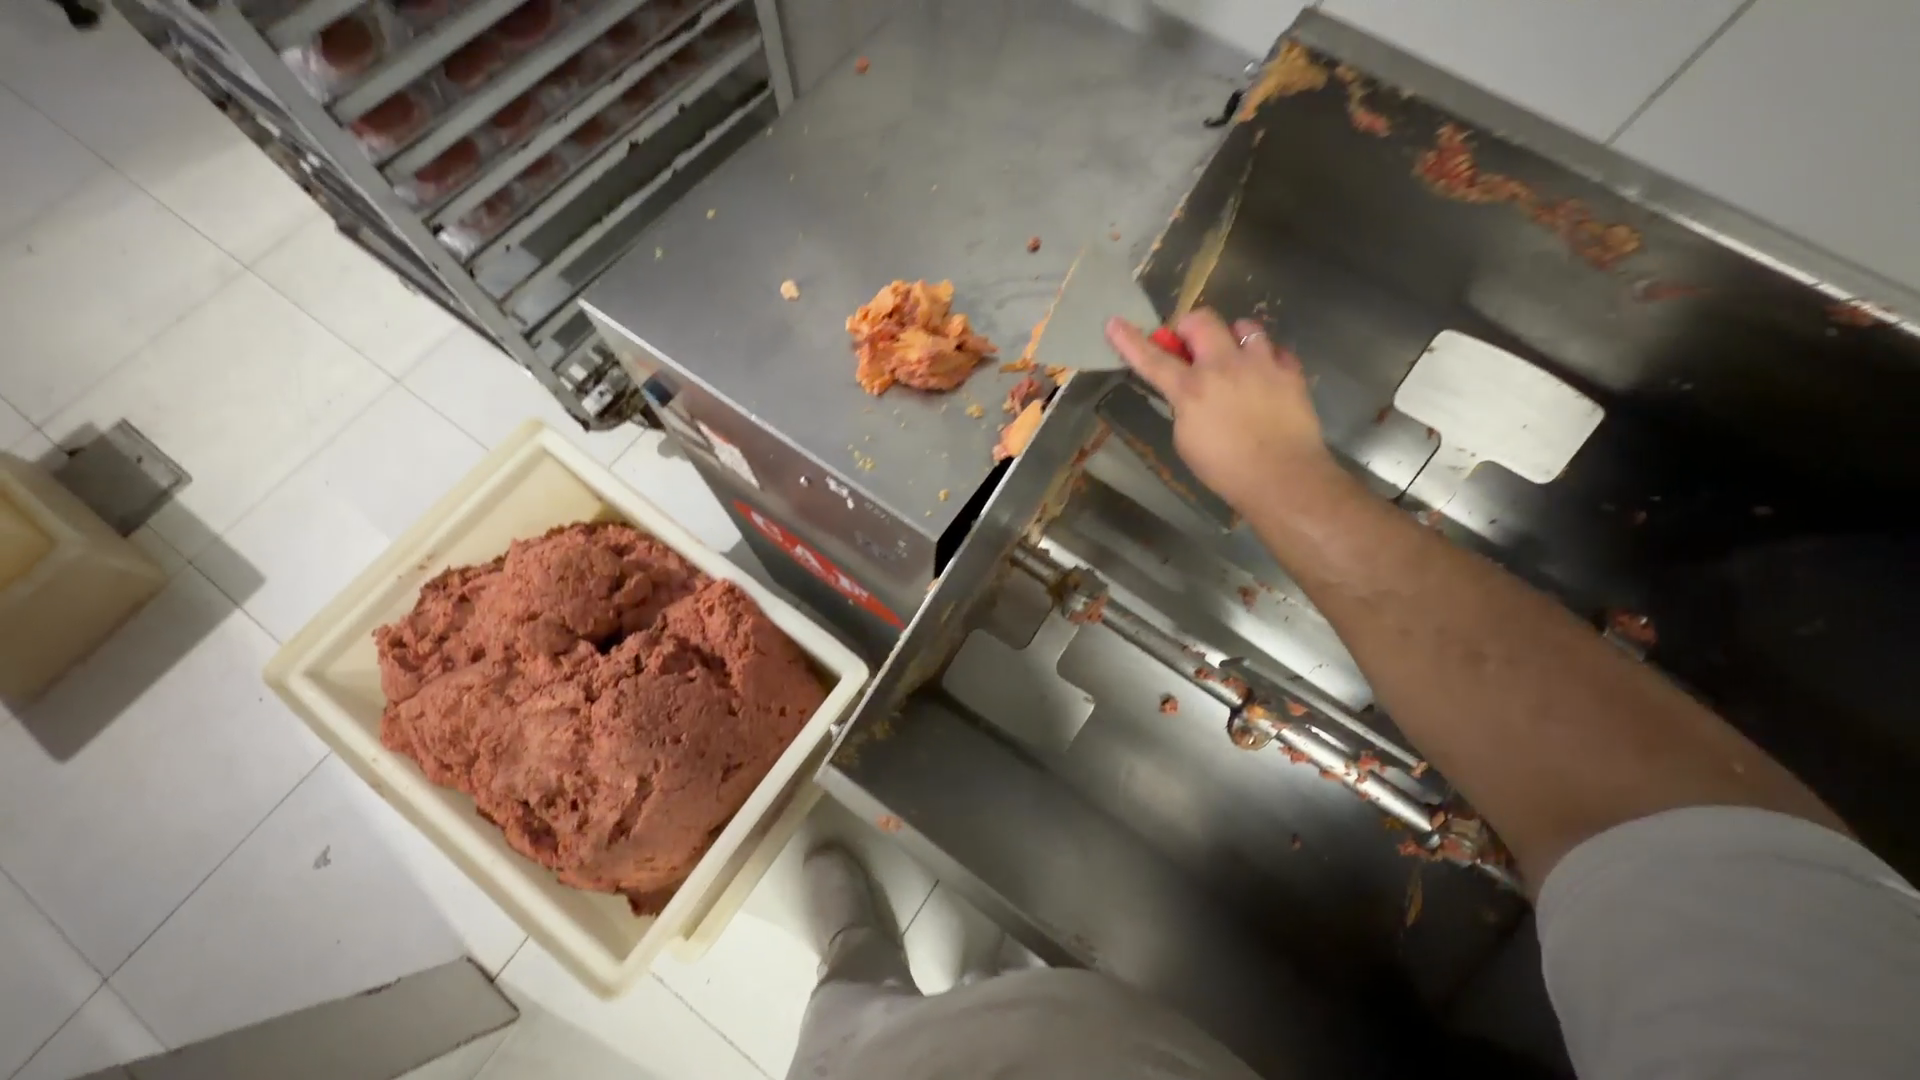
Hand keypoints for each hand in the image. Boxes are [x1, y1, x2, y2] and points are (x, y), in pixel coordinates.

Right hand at [1105, 309, 1335, 514]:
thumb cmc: (1225, 469)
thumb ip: (1185, 407)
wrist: (1282, 477)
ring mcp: (1261, 364)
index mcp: (1192, 389)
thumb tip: (1191, 393)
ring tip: (1236, 359)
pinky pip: (1276, 350)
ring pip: (1244, 326)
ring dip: (1233, 338)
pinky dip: (1266, 359)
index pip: (1152, 359)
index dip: (1130, 340)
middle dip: (1190, 327)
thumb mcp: (1187, 440)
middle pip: (1202, 321)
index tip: (1115, 323)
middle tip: (1192, 345)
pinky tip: (1266, 377)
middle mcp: (1225, 366)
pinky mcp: (1291, 371)